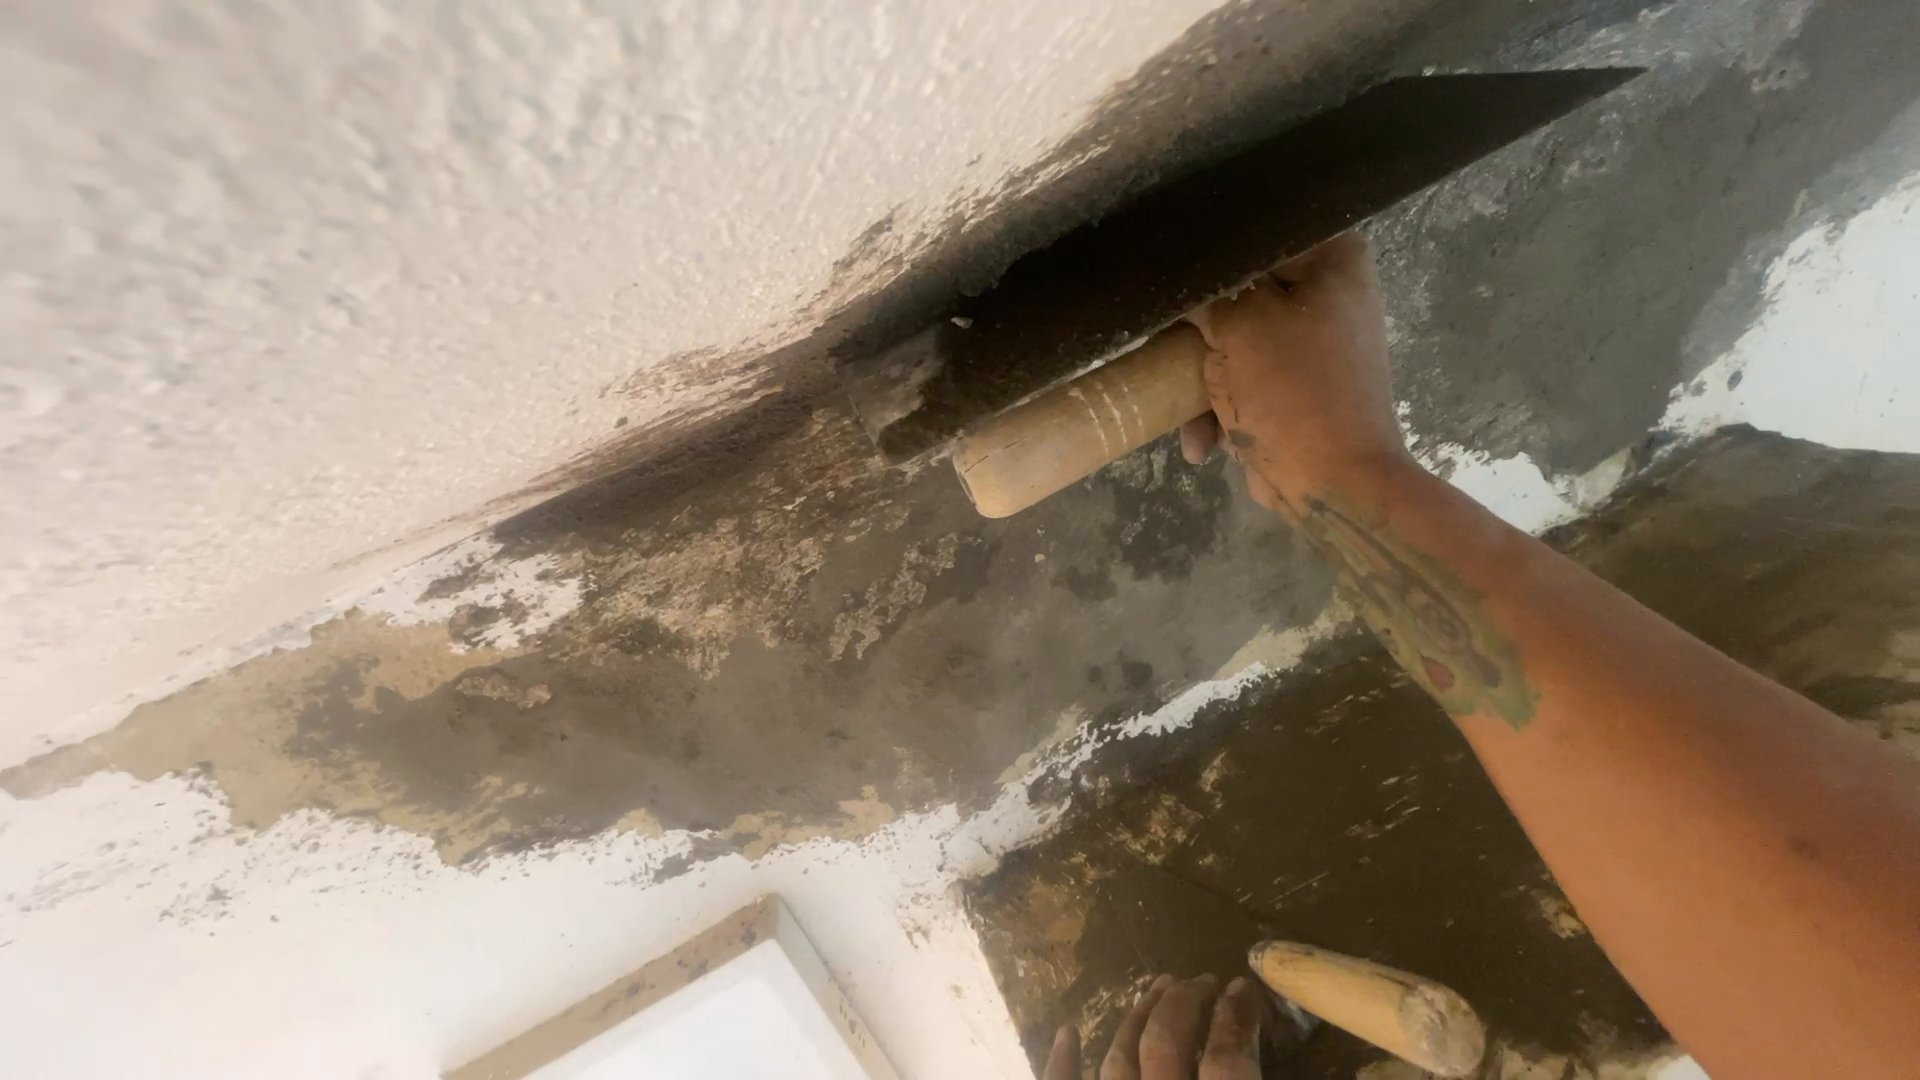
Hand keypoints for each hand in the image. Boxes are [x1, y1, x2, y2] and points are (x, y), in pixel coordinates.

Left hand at [1042, 974, 1262, 1079]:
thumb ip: (1248, 1075)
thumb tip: (1284, 1060)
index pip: (1229, 1060)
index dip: (1240, 1018)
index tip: (1245, 987)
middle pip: (1166, 1043)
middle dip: (1187, 1004)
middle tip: (1205, 981)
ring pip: (1118, 1059)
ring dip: (1137, 1018)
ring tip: (1160, 988)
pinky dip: (1061, 1064)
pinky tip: (1067, 1032)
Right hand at [1179, 231, 1410, 510]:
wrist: (1332, 482)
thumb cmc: (1293, 393)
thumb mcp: (1240, 327)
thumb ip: (1205, 295)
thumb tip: (1177, 282)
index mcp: (1331, 260)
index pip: (1248, 242)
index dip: (1199, 266)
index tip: (1162, 289)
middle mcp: (1325, 295)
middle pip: (1234, 298)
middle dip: (1196, 342)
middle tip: (1161, 357)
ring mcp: (1308, 346)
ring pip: (1229, 346)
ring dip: (1200, 389)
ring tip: (1192, 426)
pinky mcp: (1292, 389)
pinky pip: (1240, 384)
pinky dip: (1218, 413)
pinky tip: (1204, 444)